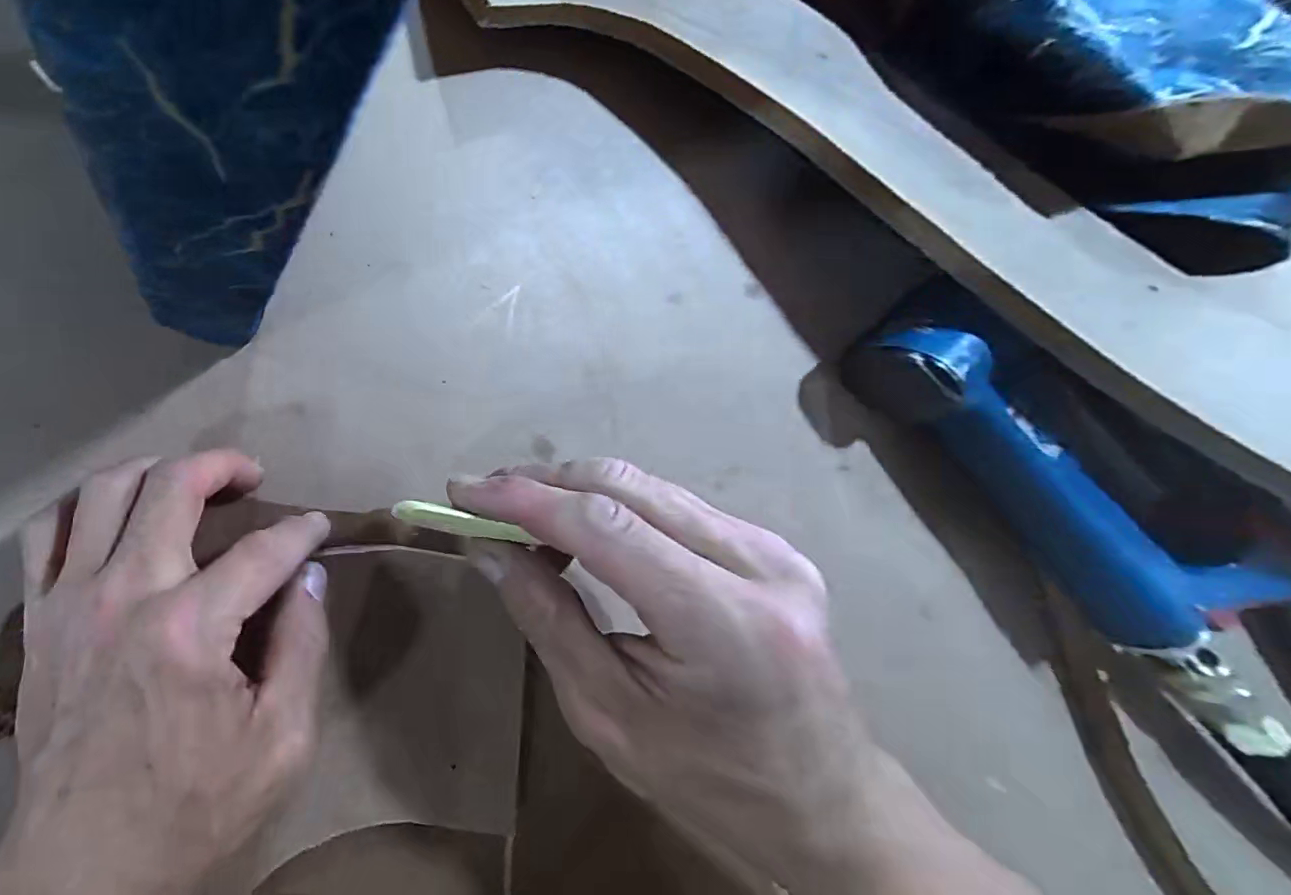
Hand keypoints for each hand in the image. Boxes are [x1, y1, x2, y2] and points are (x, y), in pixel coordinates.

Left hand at [0, 451, 332, 894]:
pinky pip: (43, 532)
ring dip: (154, 469)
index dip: (300, 532)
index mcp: (191, 628)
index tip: (317, 527)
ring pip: (105, 489)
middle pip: (174, 484)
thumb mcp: (281, 742)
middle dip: (224, 465)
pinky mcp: (38, 618)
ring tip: (184, 480)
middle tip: (251, 475)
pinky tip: (111, 515)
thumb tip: (308, 574)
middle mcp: (126, 594)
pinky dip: (80, 507)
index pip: (262, 550)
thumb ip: (302, 646)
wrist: (81, 872)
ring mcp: (72, 600)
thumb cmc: (192, 809)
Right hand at [451, 459, 1034, 893]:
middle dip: (542, 482)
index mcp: (724, 622)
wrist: (829, 807)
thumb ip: (548, 619)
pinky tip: (576, 527)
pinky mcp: (769, 544)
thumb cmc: (711, 784)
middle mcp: (758, 564)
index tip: (462, 489)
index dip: (524, 499)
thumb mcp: (609, 717)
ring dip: (572, 488)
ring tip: (517, 512)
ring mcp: (772, 547)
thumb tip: (489, 550)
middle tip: (481, 498)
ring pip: (646, 484)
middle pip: (625, 486)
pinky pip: (669, 503)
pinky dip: (610, 504)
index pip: (604, 525)